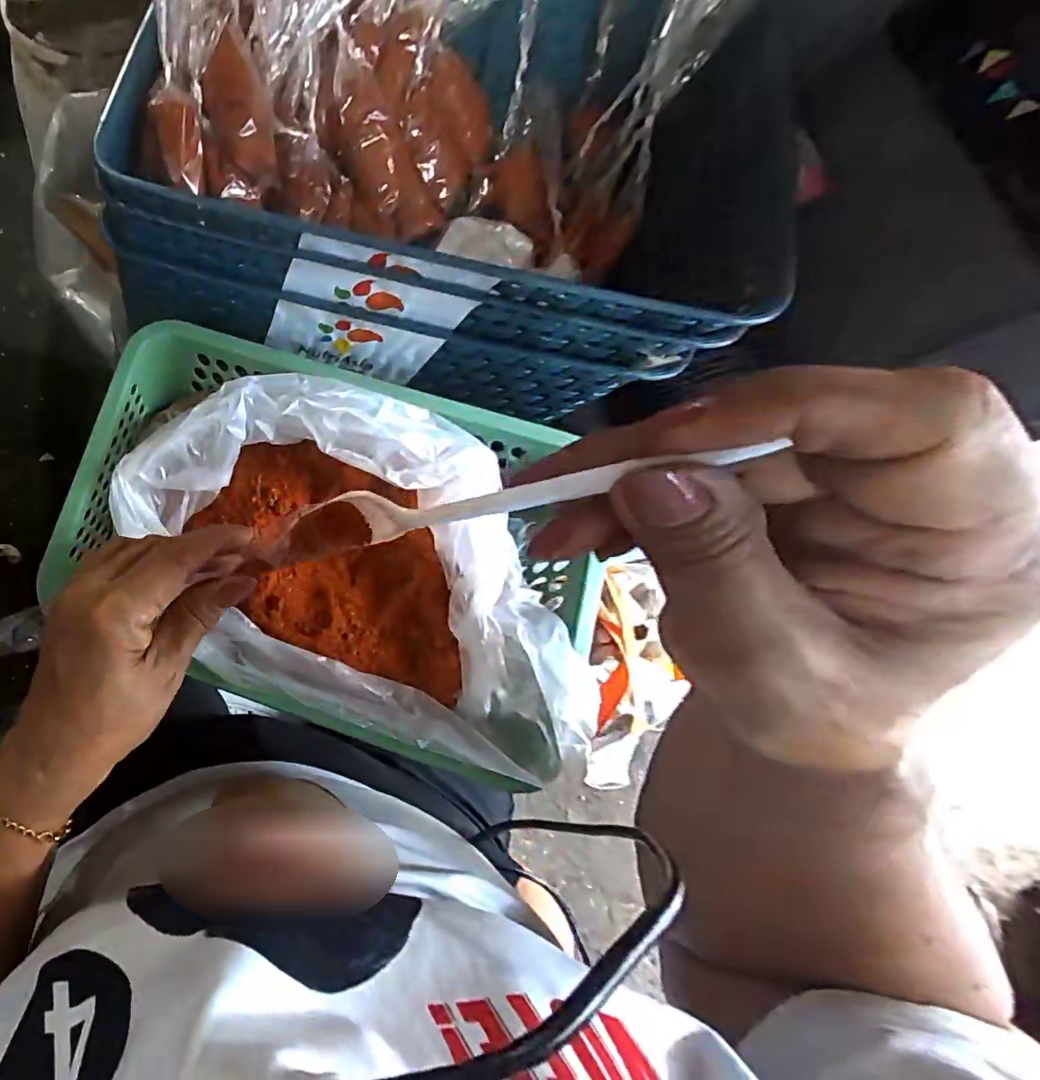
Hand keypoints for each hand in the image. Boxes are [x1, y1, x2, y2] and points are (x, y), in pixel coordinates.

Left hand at [0, 528, 256, 826]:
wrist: (55, 743)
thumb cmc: (115, 721)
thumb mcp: (165, 672)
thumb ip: (197, 617)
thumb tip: (240, 580)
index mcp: (114, 609)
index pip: (172, 558)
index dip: (214, 542)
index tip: (251, 535)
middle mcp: (88, 586)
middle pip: (151, 546)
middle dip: (196, 547)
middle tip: (238, 558)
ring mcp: (73, 587)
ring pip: (129, 547)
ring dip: (169, 550)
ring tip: (209, 566)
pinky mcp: (68, 595)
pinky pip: (109, 560)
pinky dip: (142, 558)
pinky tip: (167, 574)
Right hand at [517, 367, 1039, 770]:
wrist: (798, 732)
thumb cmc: (814, 715)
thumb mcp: (766, 659)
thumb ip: (714, 566)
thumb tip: (647, 479)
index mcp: (979, 527)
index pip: (921, 419)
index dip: (791, 409)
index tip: (667, 444)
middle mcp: (909, 485)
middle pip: (777, 428)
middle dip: (652, 457)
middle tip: (556, 489)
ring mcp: (832, 486)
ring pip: (710, 448)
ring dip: (616, 483)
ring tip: (553, 531)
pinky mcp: (768, 495)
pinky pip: (681, 474)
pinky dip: (617, 501)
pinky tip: (577, 534)